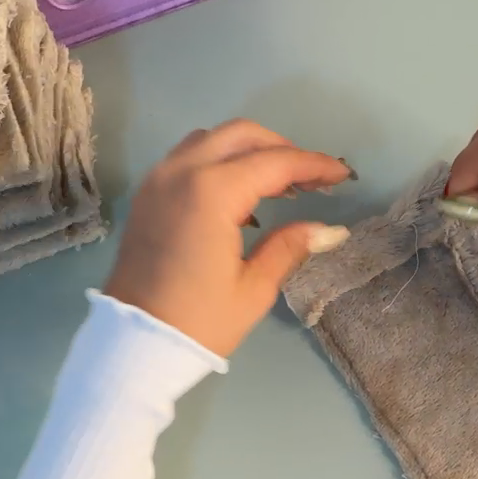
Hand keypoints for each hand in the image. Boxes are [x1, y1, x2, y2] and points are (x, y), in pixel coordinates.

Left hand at [105, 121, 351, 356]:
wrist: (135, 343)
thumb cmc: (199, 322)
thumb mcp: (254, 288)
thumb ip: (291, 247)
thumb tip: (330, 229)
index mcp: (211, 193)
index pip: (274, 163)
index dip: (314, 165)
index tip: (342, 175)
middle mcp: (181, 172)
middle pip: (241, 135)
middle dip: (282, 149)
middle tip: (311, 178)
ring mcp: (158, 180)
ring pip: (211, 140)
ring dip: (248, 151)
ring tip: (278, 185)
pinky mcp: (147, 195)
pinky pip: (188, 158)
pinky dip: (219, 162)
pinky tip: (239, 197)